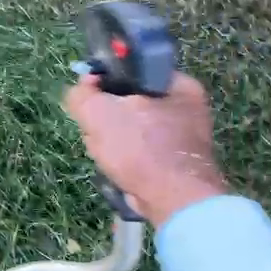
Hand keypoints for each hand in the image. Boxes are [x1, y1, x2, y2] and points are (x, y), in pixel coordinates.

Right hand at [63, 72, 226, 228]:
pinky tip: (118, 166)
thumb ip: (81, 92)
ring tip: (107, 152)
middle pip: (126, 101)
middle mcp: (188, 107)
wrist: (173, 200)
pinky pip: (140, 148)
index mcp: (179, 84)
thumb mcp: (96, 111)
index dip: (103, 82)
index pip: (130, 71)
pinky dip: (125, 157)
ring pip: (129, 127)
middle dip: (105, 118)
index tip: (90, 99)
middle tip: (98, 131)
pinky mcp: (177, 160)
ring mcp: (185, 136)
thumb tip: (84, 88)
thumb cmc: (139, 148)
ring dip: (111, 139)